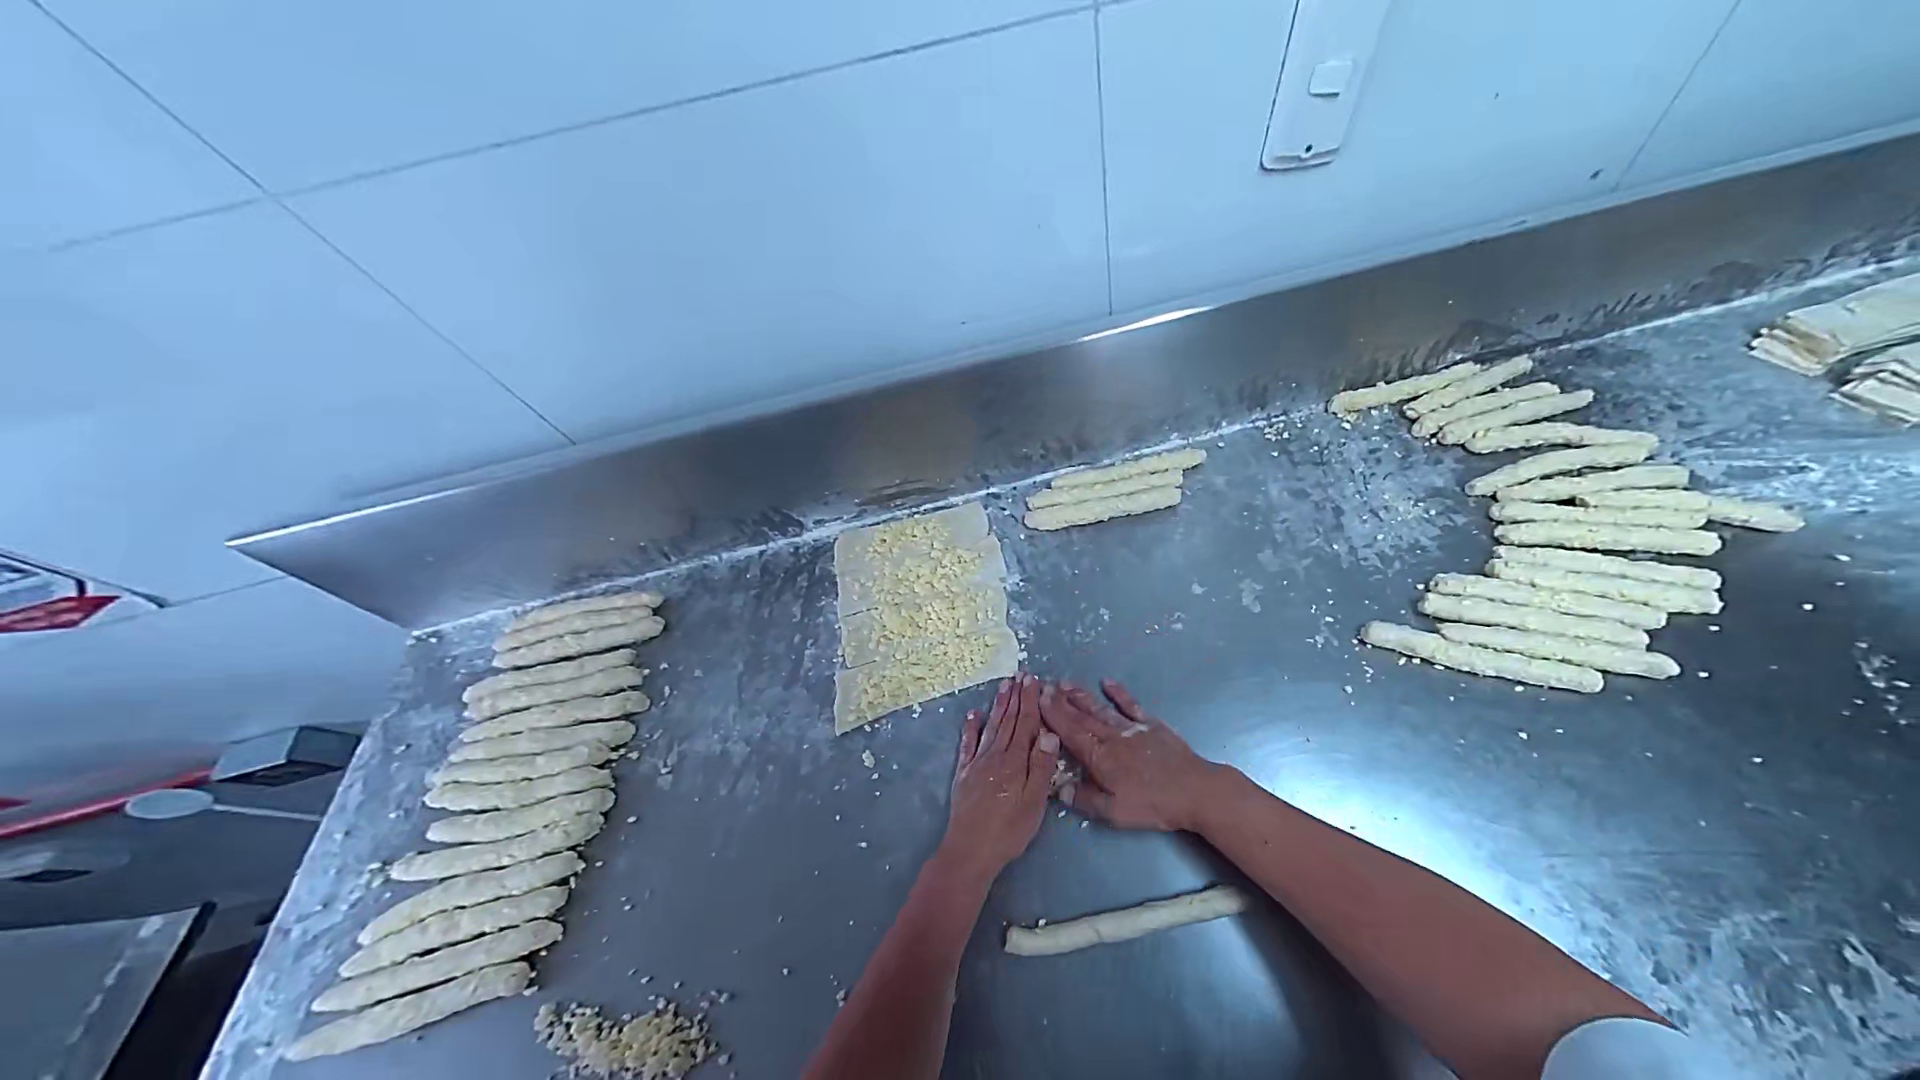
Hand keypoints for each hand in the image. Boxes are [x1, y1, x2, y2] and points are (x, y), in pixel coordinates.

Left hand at [941, 674, 1058, 879]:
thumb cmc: (1008, 831)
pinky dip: (971, 727)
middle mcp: (995, 756)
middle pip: (1009, 721)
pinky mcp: (964, 773)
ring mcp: (977, 763)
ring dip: (998, 706)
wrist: (970, 850)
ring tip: (1004, 685)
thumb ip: (1041, 767)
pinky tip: (973, 714)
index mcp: (1015, 762)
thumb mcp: (1034, 802)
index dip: (1030, 701)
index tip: (1033, 680)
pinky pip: (968, 744)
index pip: (1026, 724)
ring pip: (991, 727)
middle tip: (1021, 675)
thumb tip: (1049, 732)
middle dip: (1016, 697)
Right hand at [1037, 679, 1223, 831]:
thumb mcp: (1115, 813)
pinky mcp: (1151, 725)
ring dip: (1081, 696)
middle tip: (1043, 685)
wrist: (1195, 791)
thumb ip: (1085, 799)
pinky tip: (1107, 682)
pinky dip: (1118, 693)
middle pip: (1081, 717)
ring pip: (1100, 708)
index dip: (1053, 715)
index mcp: (1099, 758)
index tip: (1038, 699)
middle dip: (1060, 701)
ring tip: (1064, 683)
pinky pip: (1130, 705)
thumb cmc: (1153, 805)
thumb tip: (1059, 788)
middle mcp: (1111, 737)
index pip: (1069, 732)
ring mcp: (1131, 728)